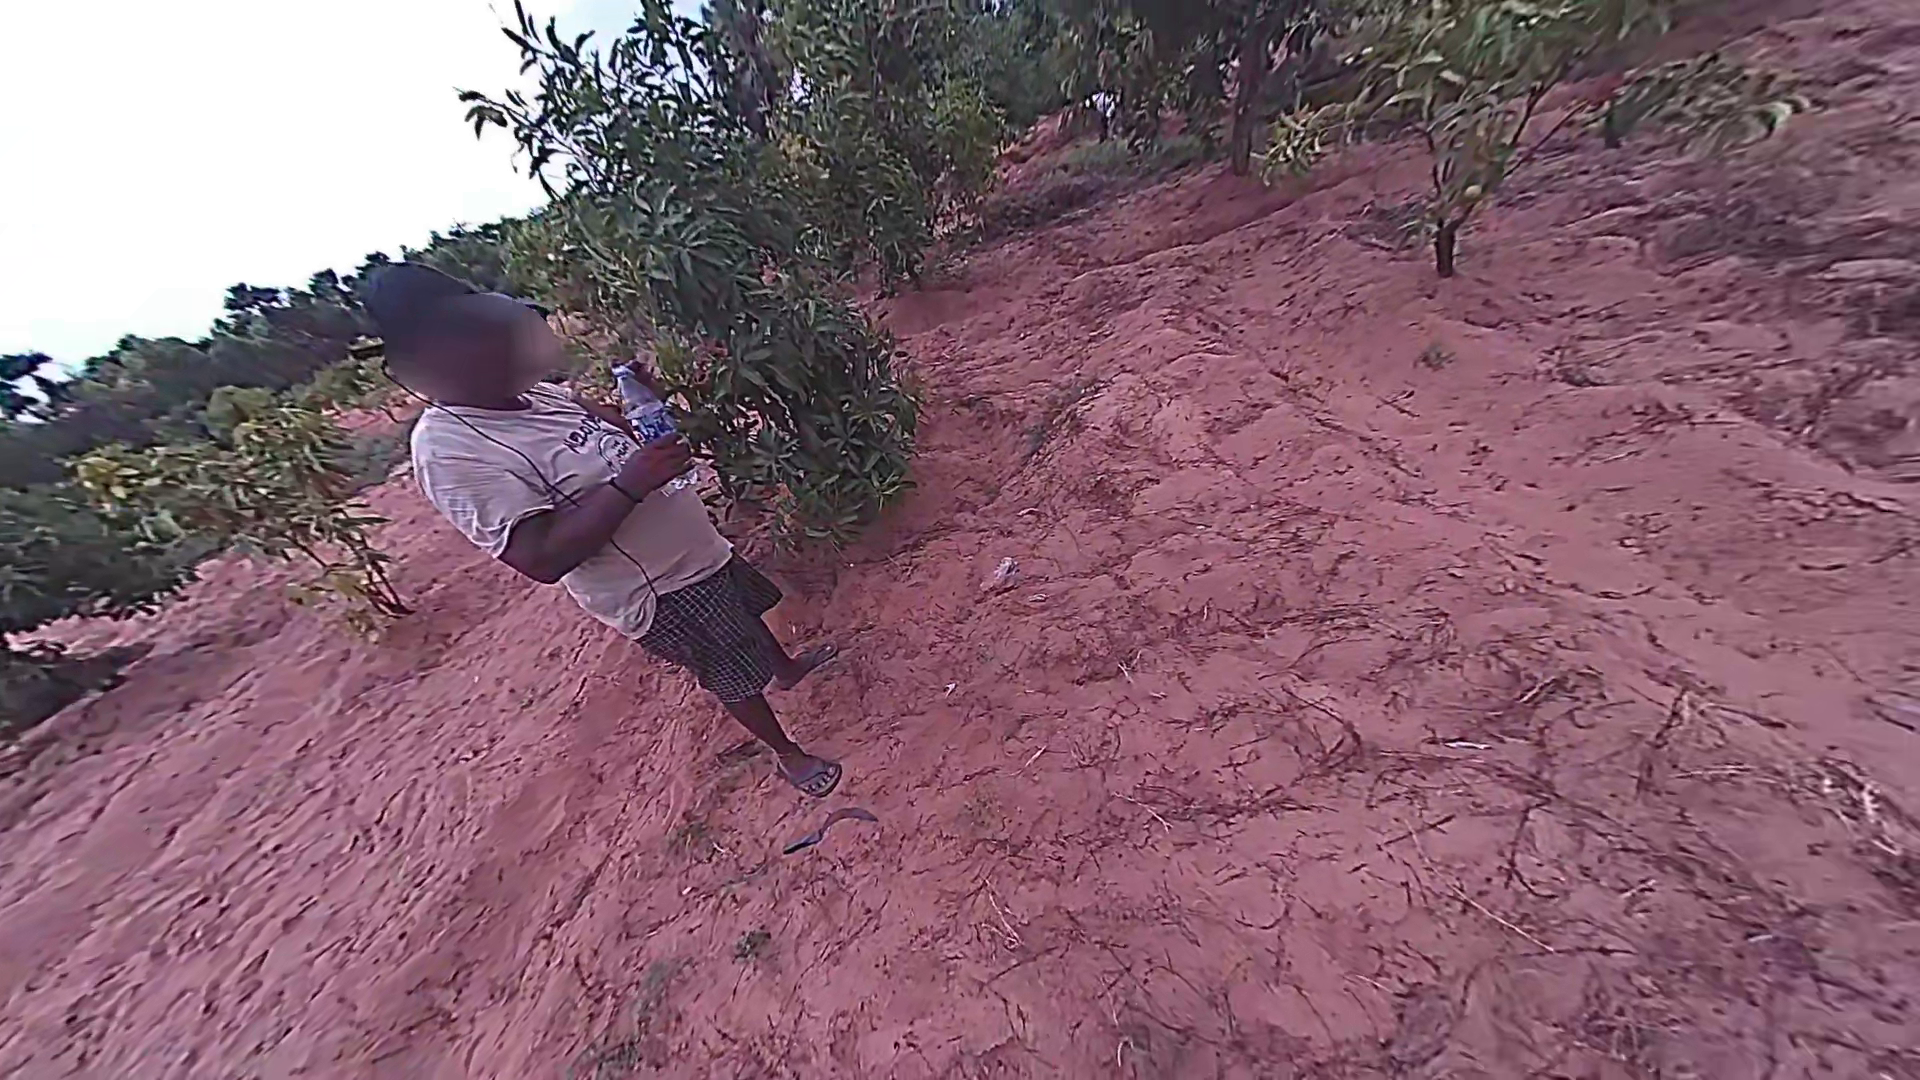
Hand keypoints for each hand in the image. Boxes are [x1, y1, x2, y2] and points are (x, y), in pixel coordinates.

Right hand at [615, 436, 692, 497]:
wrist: (631, 485)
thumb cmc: (633, 468)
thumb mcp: (640, 453)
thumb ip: (652, 447)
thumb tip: (665, 442)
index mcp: (651, 448)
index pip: (668, 438)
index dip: (676, 436)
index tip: (678, 435)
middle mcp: (660, 455)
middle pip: (679, 447)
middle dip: (685, 444)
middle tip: (686, 444)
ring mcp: (667, 465)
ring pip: (684, 456)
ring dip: (688, 453)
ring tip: (688, 452)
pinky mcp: (671, 475)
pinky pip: (684, 468)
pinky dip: (690, 464)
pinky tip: (691, 462)